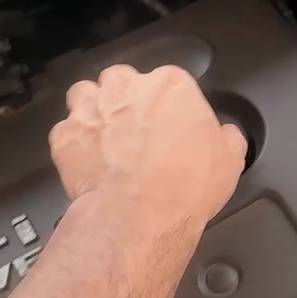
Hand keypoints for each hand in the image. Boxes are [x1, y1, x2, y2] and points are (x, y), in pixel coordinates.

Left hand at [49, 64, 246, 231]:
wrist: (140, 216)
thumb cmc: (184, 187)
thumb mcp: (230, 160)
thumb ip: (228, 137)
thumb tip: (226, 135)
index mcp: (172, 86)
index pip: (172, 81)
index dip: (175, 105)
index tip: (177, 125)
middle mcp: (128, 88)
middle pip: (125, 80)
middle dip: (131, 101)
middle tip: (144, 132)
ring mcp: (92, 109)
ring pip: (88, 94)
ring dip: (98, 110)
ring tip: (112, 139)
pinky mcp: (66, 135)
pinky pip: (68, 129)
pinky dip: (78, 142)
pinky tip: (94, 161)